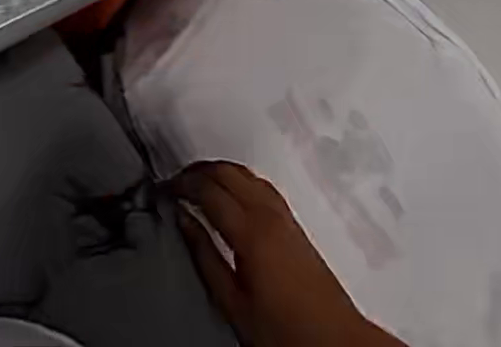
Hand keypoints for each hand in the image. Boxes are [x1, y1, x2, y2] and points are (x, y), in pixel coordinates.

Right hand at [171, 161, 406, 346]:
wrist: (335, 341)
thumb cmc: (285, 330)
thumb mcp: (232, 302)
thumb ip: (204, 255)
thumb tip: (183, 220)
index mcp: (250, 231)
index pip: (207, 189)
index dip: (181, 184)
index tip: (165, 188)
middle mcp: (268, 214)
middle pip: (225, 171)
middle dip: (196, 170)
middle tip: (176, 182)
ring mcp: (283, 214)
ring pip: (244, 172)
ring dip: (217, 169)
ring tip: (197, 181)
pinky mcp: (294, 220)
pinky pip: (259, 182)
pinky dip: (237, 176)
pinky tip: (230, 188)